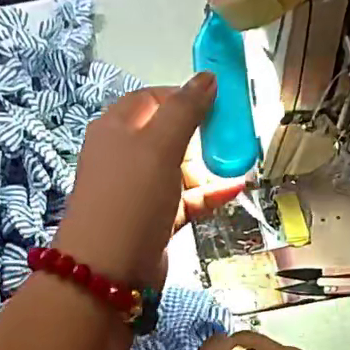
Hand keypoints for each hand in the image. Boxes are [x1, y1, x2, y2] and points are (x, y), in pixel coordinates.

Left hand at [52, 74, 241, 286]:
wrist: (108, 272)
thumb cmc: (131, 198)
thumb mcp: (159, 145)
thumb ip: (185, 109)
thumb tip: (207, 77)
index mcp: (117, 126)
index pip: (155, 98)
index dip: (187, 96)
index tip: (222, 103)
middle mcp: (126, 154)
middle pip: (170, 133)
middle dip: (203, 134)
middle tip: (234, 136)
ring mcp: (140, 189)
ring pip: (180, 168)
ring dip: (210, 165)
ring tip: (241, 162)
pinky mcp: (154, 218)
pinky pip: (186, 198)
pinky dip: (209, 193)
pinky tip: (235, 188)